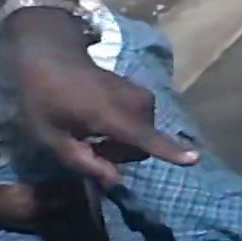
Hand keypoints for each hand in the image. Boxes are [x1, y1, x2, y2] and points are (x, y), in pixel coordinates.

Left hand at [2, 11, 197, 186]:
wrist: (55, 59)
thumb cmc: (46, 100)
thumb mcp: (51, 138)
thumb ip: (83, 161)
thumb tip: (115, 181)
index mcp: (113, 117)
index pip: (146, 139)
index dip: (170, 151)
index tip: (195, 158)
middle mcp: (137, 106)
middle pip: (142, 145)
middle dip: (120, 152)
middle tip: (88, 146)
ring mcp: (144, 97)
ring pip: (144, 134)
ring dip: (123, 140)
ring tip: (93, 131)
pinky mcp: (145, 94)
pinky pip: (143, 121)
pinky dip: (127, 127)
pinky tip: (102, 118)